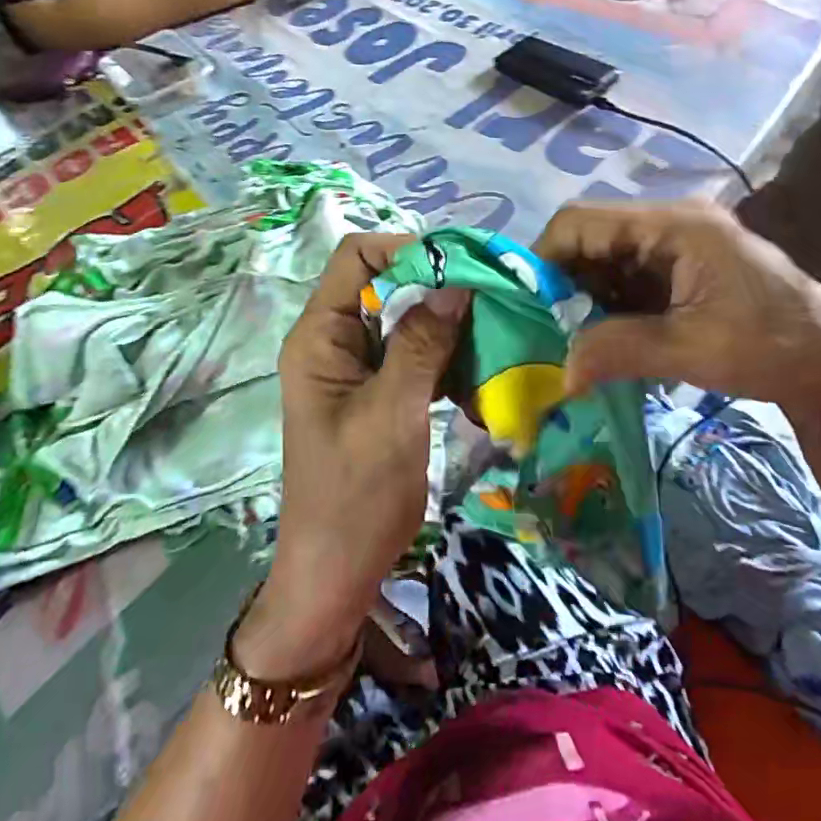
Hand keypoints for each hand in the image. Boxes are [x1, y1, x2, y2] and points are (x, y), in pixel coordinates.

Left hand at [235, 235, 469, 679]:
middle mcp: (333, 343)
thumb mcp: (392, 414)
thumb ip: (421, 344)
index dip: (408, 250)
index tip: (465, 269)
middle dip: (441, 291)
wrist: (337, 569)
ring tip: (501, 342)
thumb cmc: (356, 495)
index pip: (356, 257)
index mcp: (319, 337)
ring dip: (452, 331)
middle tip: (499, 304)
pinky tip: (483, 380)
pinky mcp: (379, 396)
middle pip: (387, 287)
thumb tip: (455, 282)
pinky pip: (415, 360)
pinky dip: (448, 363)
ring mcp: (356, 370)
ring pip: (408, 323)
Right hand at [533, 200, 820, 413]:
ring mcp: (673, 247)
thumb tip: (561, 371)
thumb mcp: (691, 350)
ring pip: (600, 261)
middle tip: (546, 329)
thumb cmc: (773, 348)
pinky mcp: (676, 272)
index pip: (580, 221)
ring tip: (570, 339)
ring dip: (581, 298)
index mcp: (674, 225)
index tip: (527, 305)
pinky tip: (599, 338)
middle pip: (587, 239)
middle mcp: (669, 224)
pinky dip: (602, 307)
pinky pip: (621, 280)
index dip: (544, 257)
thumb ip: (618, 350)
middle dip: (561, 283)